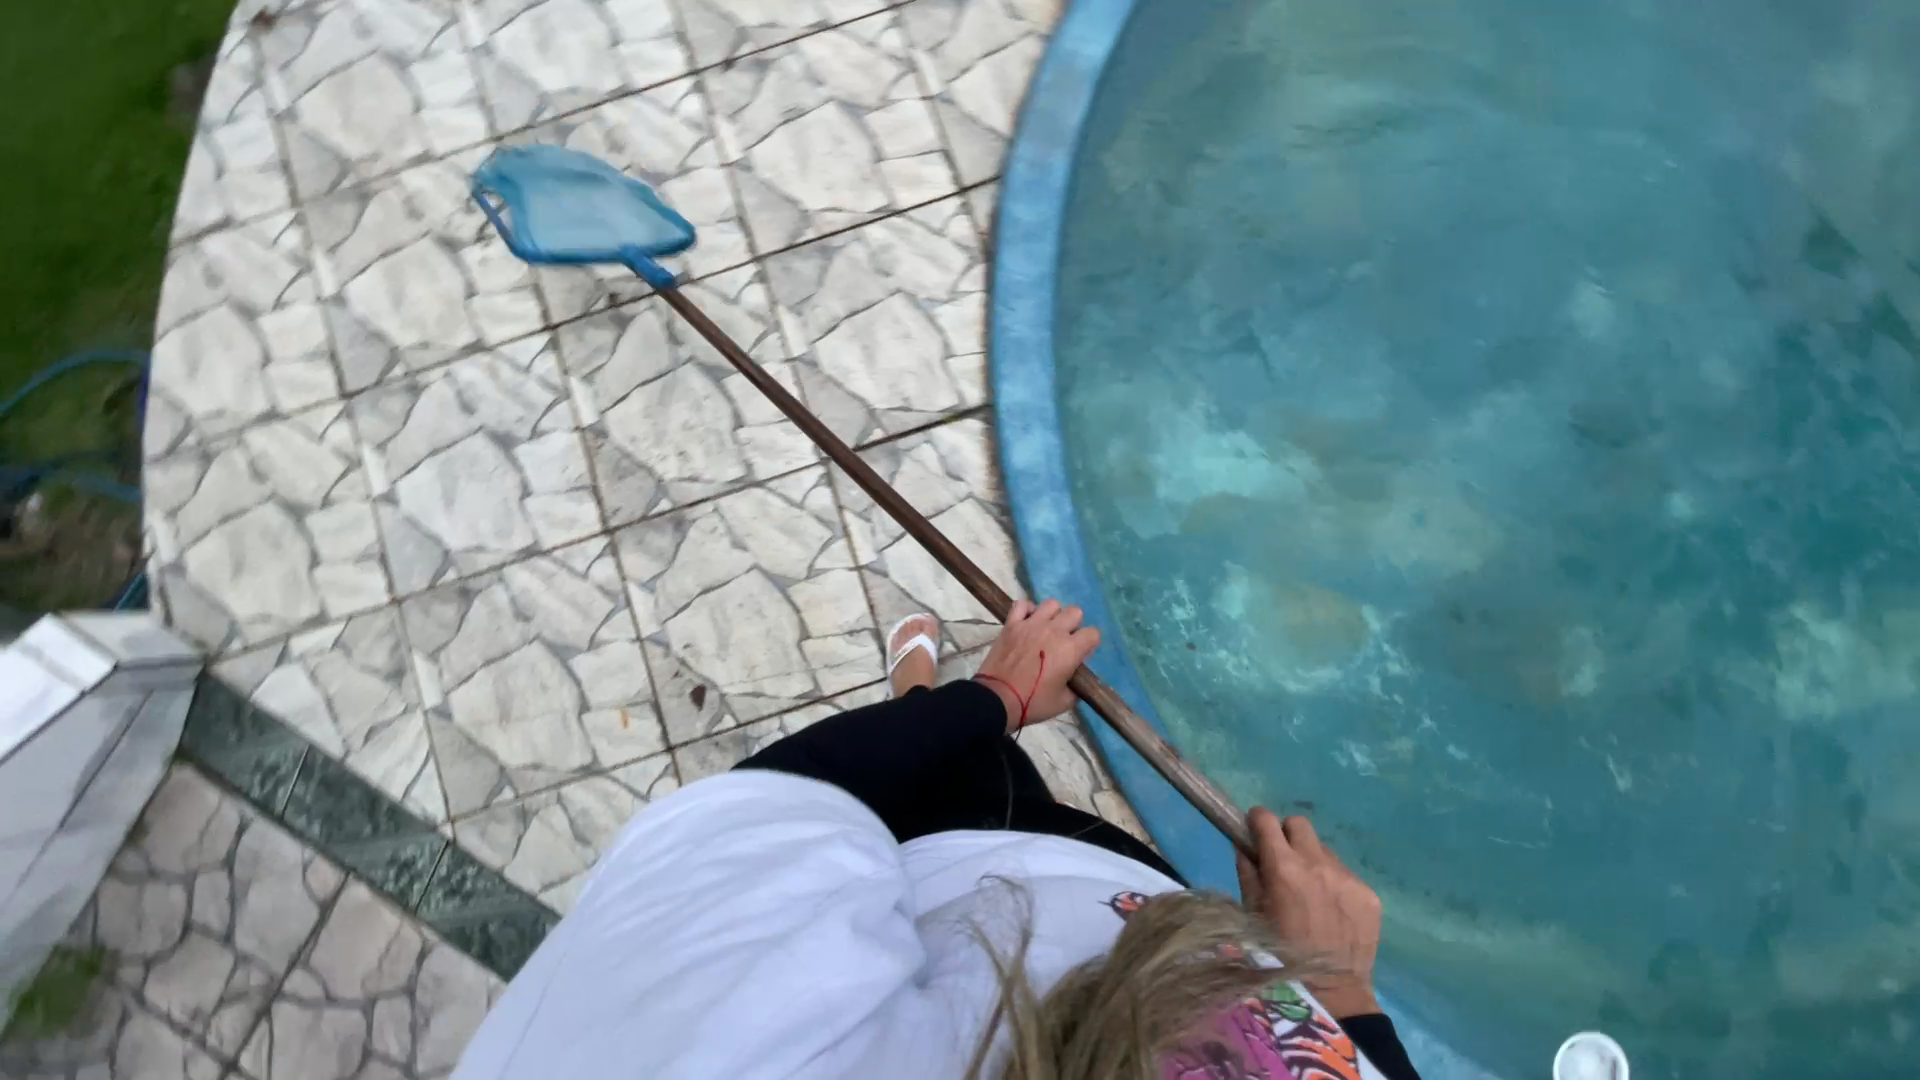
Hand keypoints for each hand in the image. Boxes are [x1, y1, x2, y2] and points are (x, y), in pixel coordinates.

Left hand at [972, 598, 1100, 731]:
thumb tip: (1074, 678)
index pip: (1093, 633)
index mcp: (1070, 649)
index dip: (1090, 643)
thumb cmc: (1033, 703)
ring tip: (1047, 629)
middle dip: (1074, 625)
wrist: (998, 699)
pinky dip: (1027, 610)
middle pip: (1075, 612)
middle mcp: (1054, 630)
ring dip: (1053, 615)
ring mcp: (1031, 624)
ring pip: (1051, 604)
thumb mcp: (1064, 702)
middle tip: (1065, 641)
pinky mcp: (1011, 624)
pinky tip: (1027, 621)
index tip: (1082, 653)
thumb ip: (1074, 686)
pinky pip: (1021, 604)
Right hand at [1236, 808, 1382, 1018]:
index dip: (1257, 821)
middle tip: (1284, 859)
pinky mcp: (1369, 894)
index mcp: (1283, 867)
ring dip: (1313, 862)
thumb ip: (1247, 870)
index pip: (1267, 819)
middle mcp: (1317, 864)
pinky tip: (1333, 910)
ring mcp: (1347, 878)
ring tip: (1312, 894)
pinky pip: (1345, 875)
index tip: (1255, 831)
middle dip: (1287, 835)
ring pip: (1324, 850)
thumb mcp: (1252, 910)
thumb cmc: (1279, 951)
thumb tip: (1244, 844)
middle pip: (1299, 824)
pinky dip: (1334, 884)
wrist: (1331, 992)